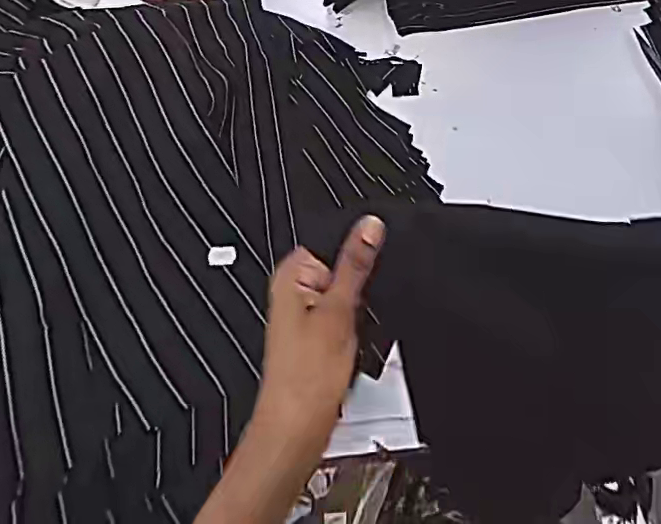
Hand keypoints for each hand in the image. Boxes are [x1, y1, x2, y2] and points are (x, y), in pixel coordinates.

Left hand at [252, 215, 385, 447]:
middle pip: (342, 268)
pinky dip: (353, 329)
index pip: (333, 238)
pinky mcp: (315, 336)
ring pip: (348, 295)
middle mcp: (293, 289)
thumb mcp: (340, 311)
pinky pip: (345, 317)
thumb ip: (356, 263)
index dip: (357, 254)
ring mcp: (303, 314)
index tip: (366, 275)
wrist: (296, 434)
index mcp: (291, 272)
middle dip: (358, 287)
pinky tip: (348, 348)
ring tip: (347, 336)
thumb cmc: (305, 380)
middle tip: (353, 314)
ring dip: (357, 312)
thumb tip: (369, 225)